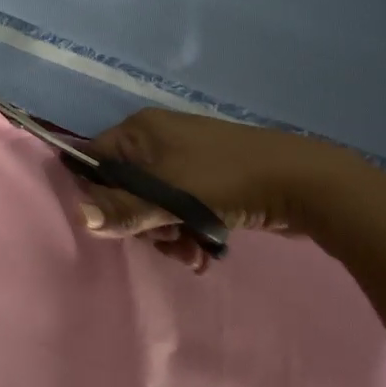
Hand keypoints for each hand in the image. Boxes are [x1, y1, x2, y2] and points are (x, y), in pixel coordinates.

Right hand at [73, 108, 367, 272]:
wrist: (308, 184)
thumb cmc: (227, 180)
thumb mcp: (169, 195)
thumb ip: (122, 208)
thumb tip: (77, 216)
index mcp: (139, 130)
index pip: (96, 161)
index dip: (100, 195)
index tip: (122, 225)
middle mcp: (157, 138)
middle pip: (126, 187)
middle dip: (143, 223)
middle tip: (166, 242)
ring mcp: (186, 158)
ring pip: (156, 202)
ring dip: (167, 234)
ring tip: (191, 256)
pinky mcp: (212, 180)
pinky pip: (182, 206)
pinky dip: (188, 230)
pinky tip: (204, 253)